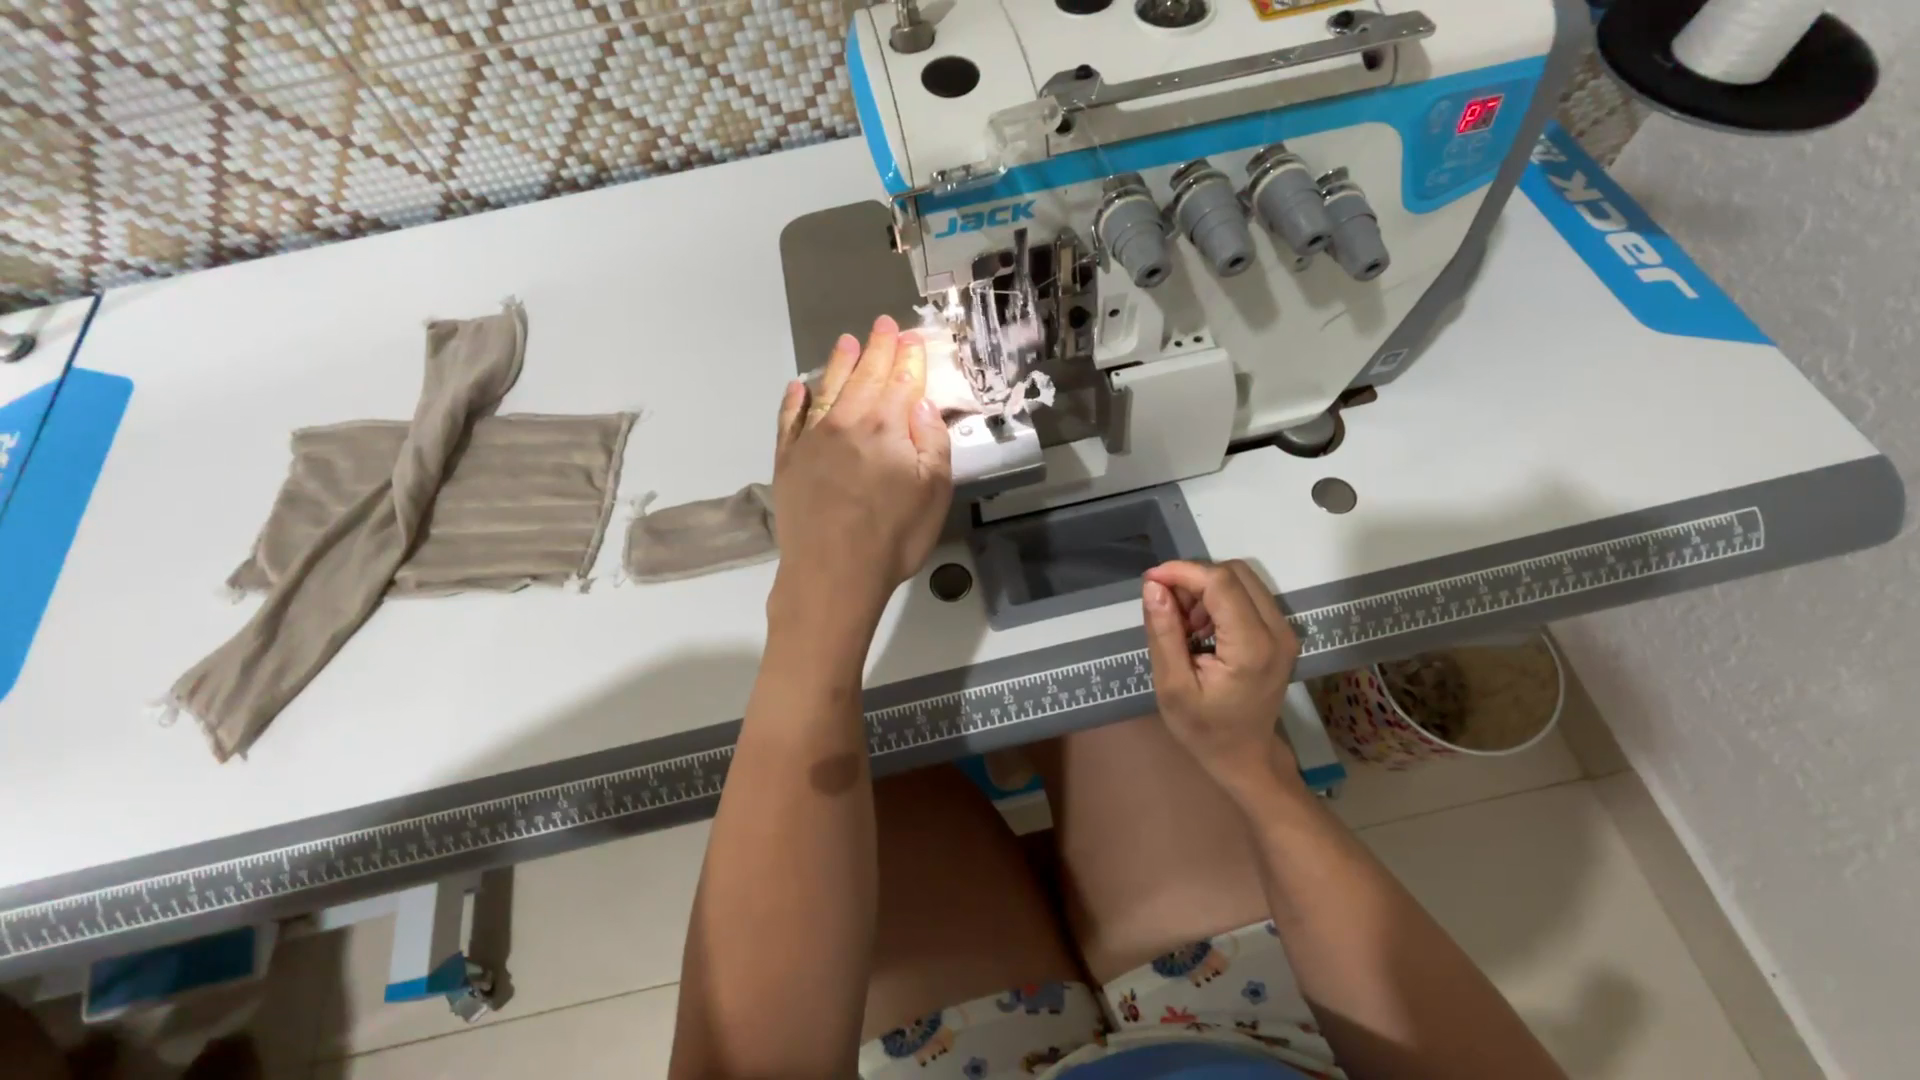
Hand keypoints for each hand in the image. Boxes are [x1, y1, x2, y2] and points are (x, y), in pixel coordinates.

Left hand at [770, 315, 952, 620]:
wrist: (831, 574)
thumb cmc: (893, 538)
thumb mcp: (934, 494)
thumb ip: (933, 444)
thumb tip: (922, 404)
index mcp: (888, 427)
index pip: (902, 381)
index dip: (909, 358)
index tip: (912, 338)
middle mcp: (848, 422)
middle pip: (866, 376)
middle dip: (877, 348)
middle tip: (883, 324)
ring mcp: (812, 439)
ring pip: (828, 388)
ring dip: (839, 363)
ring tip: (847, 342)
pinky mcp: (787, 459)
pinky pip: (790, 418)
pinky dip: (795, 399)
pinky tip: (798, 387)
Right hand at [1141, 560, 1302, 796]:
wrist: (1245, 756)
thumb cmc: (1205, 729)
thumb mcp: (1172, 686)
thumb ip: (1164, 633)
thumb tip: (1153, 586)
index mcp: (1251, 647)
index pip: (1220, 583)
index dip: (1182, 572)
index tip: (1150, 582)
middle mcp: (1277, 631)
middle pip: (1234, 572)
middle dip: (1193, 580)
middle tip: (1167, 610)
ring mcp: (1284, 630)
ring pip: (1241, 579)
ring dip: (1205, 589)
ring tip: (1184, 625)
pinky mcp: (1280, 632)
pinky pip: (1248, 595)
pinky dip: (1218, 599)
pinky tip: (1201, 629)